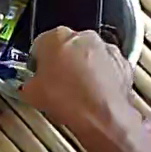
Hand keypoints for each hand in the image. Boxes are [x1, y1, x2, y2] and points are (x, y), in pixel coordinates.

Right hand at [20, 28, 135, 140]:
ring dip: (82, 68)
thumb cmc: (68, 98)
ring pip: (88, 55)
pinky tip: (92, 95)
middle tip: (55, 83)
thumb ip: (29, 84)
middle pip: (66, 47)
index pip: (40, 44)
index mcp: (56, 37)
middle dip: (61, 62)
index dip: (37, 61)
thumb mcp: (31, 94)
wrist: (100, 115)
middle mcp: (82, 36)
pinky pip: (106, 66)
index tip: (37, 73)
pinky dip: (100, 76)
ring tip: (75, 92)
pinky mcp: (121, 62)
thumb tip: (30, 87)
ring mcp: (105, 48)